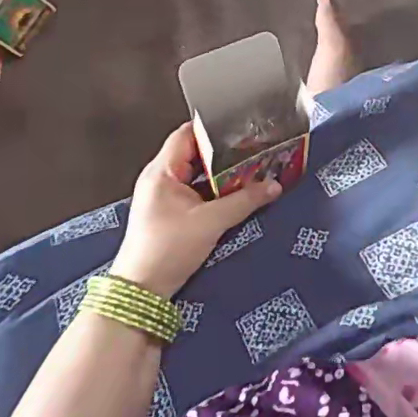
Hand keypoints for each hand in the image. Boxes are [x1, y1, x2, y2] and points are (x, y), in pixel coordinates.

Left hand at [110, 124, 281, 297]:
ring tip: (251, 169)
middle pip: (194, 153)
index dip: (213, 128)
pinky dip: (213, 190)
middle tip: (253, 148)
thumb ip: (244, 201)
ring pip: (196, 174)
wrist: (142, 290)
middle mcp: (159, 178)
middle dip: (223, 152)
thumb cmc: (169, 248)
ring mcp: (163, 196)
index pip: (186, 134)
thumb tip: (275, 185)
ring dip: (220, 174)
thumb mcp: (211, 222)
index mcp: (161, 171)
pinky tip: (236, 193)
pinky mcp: (169, 213)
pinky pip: (194, 192)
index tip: (241, 126)